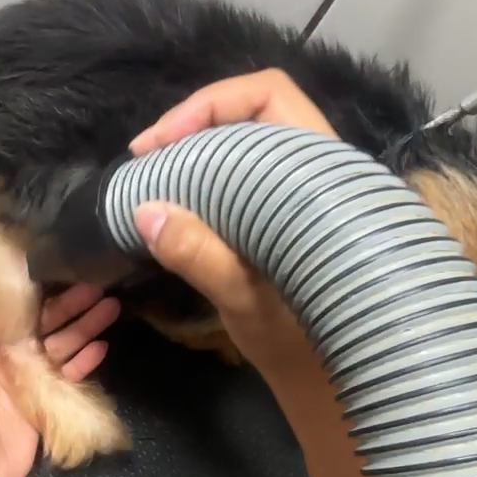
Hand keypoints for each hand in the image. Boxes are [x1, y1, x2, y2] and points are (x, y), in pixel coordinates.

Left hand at [0, 277, 118, 476]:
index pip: (7, 305)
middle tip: (97, 283)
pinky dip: (84, 361)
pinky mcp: (42, 402)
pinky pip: (67, 375)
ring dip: (83, 326)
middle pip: (41, 322)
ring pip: (59, 344)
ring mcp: (25, 379)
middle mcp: (2, 356)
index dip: (29, 284)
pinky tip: (102, 346)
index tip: (55, 259)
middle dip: (68, 303)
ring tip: (111, 306)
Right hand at [129, 70, 331, 390]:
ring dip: (198, 151)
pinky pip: (247, 174)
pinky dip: (208, 177)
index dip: (209, 105)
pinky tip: (181, 202)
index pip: (269, 96)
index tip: (159, 143)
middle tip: (146, 158)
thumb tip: (145, 213)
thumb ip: (201, 257)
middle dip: (192, 125)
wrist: (331, 380)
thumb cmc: (299, 343)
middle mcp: (318, 170)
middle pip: (254, 110)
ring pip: (249, 142)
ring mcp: (304, 192)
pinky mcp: (288, 215)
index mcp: (321, 176)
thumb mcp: (245, 302)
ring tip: (155, 176)